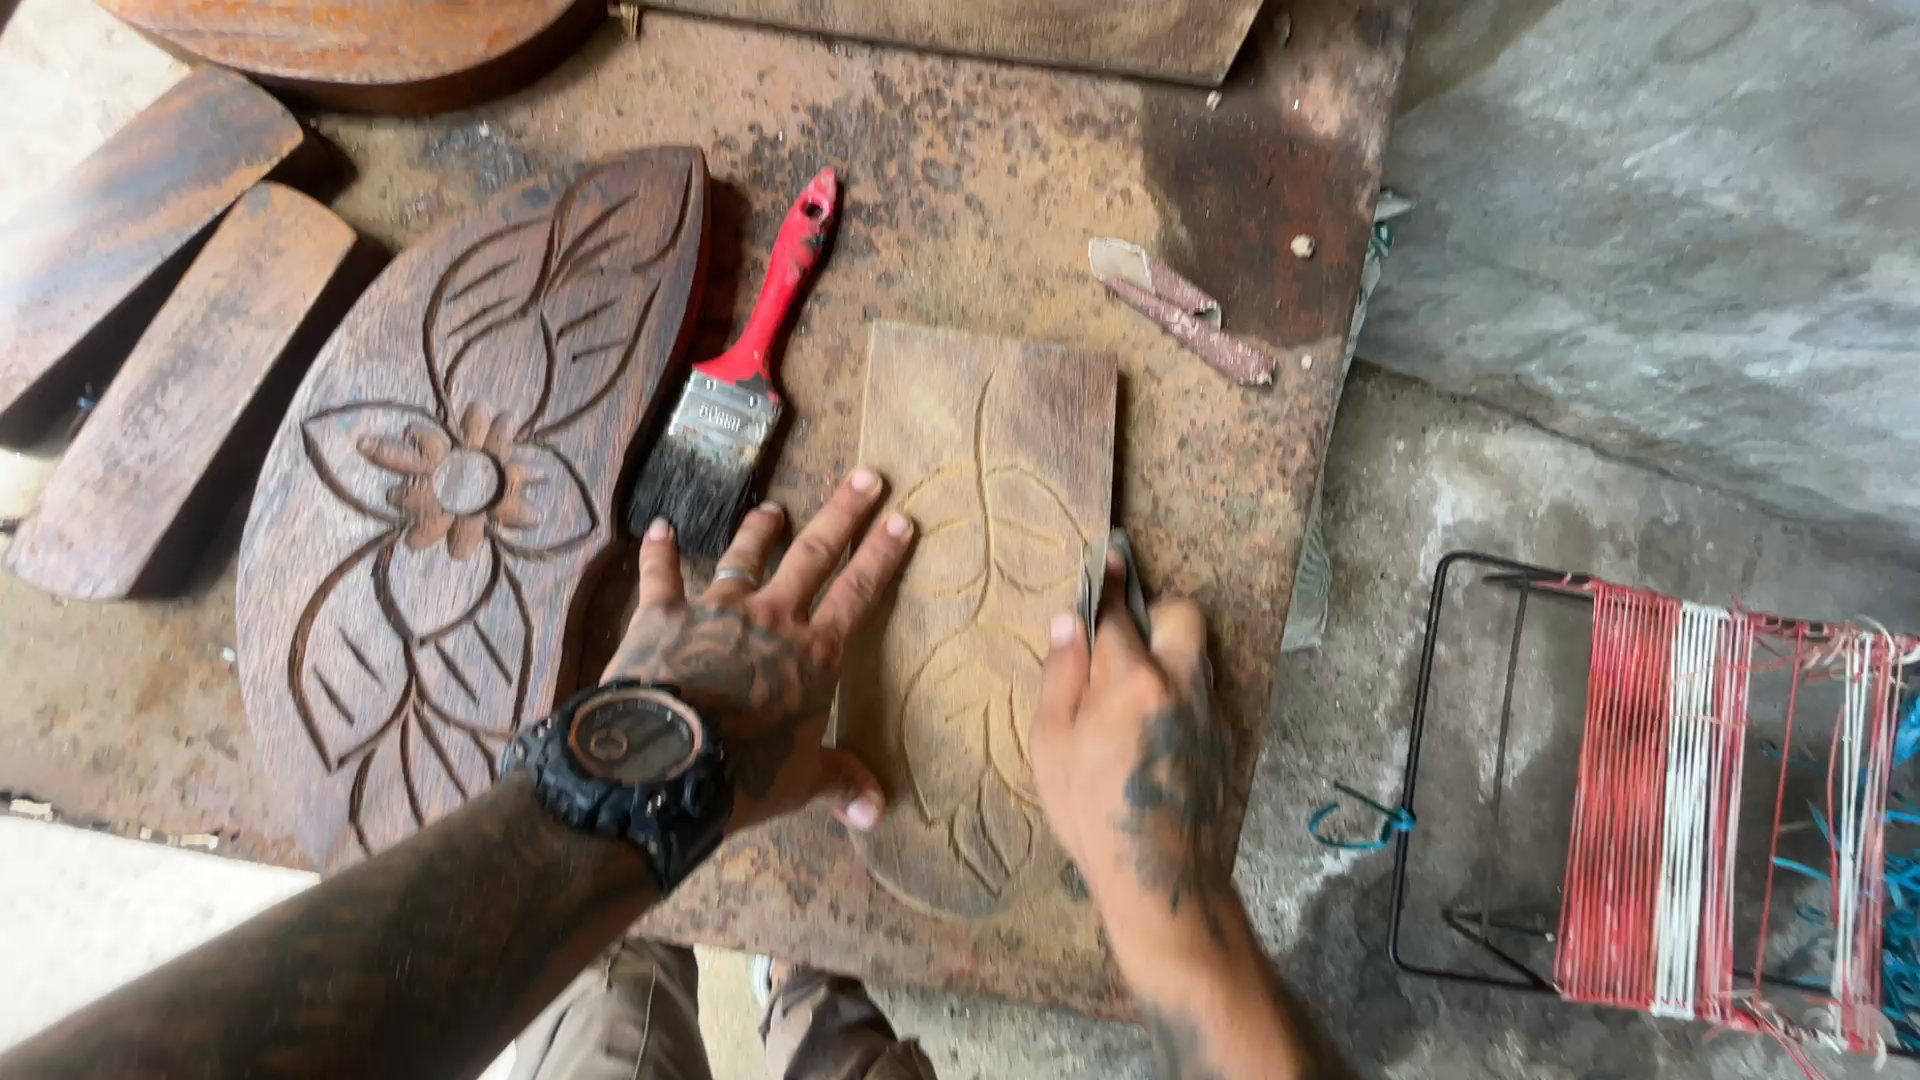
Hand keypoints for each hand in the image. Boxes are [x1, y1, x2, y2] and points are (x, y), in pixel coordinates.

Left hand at [601, 467, 913, 836]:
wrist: (661, 768)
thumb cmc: (743, 775)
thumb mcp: (800, 782)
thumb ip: (840, 782)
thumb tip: (876, 811)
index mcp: (813, 652)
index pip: (860, 592)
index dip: (883, 554)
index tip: (902, 518)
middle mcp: (772, 617)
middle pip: (816, 553)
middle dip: (845, 513)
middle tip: (867, 475)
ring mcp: (717, 610)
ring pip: (745, 554)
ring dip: (761, 529)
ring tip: (775, 508)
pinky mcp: (664, 615)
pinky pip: (662, 575)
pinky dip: (659, 552)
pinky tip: (657, 527)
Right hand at [1028, 556, 1236, 959]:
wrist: (1161, 875)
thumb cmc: (1090, 809)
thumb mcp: (1052, 743)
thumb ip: (1062, 675)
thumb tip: (1070, 619)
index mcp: (1132, 681)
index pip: (1119, 612)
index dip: (1108, 580)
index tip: (1108, 554)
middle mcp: (1179, 684)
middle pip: (1184, 615)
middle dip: (1157, 612)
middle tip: (1127, 640)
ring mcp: (1209, 711)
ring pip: (1196, 653)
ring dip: (1168, 652)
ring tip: (1135, 688)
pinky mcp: (1223, 736)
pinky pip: (1202, 690)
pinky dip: (1178, 690)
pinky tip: (1153, 727)